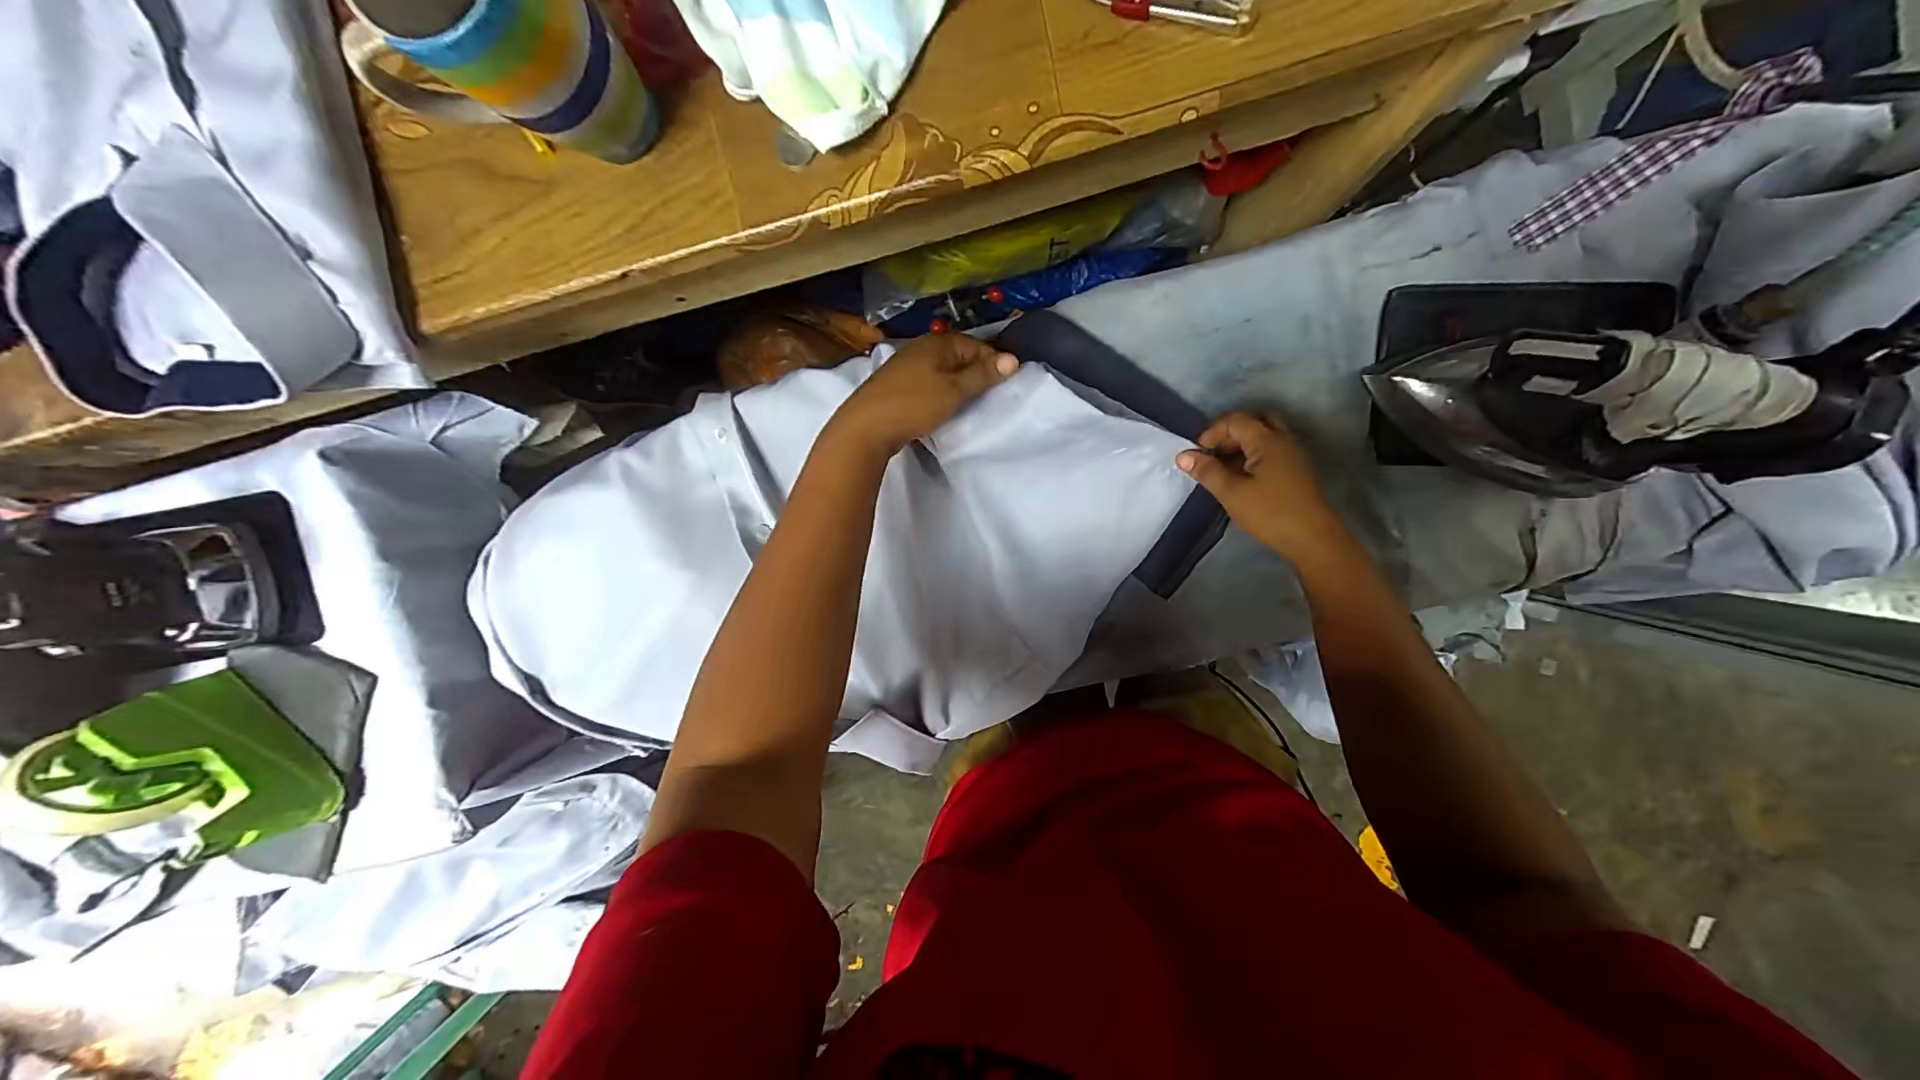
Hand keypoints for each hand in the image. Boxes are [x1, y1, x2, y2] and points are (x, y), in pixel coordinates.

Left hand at [826, 333, 1019, 456]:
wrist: (865, 427)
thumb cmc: (913, 405)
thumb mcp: (954, 390)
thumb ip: (983, 375)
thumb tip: (1013, 358)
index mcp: (938, 342)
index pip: (977, 346)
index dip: (994, 364)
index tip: (1004, 386)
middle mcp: (921, 347)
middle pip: (959, 357)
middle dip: (975, 374)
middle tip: (988, 398)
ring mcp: (906, 365)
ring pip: (943, 370)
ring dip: (957, 385)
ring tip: (966, 405)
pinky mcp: (897, 385)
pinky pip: (928, 382)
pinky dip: (939, 392)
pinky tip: (941, 407)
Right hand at [1177, 412, 1350, 563]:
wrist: (1312, 538)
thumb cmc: (1270, 513)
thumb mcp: (1232, 493)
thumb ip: (1207, 471)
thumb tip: (1183, 456)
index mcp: (1268, 441)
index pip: (1235, 420)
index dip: (1212, 433)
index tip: (1198, 455)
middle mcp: (1284, 440)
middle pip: (1254, 421)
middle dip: (1230, 434)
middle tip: (1214, 455)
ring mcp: (1294, 454)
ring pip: (1266, 435)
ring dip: (1243, 445)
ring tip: (1225, 469)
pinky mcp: (1298, 470)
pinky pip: (1274, 450)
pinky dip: (1255, 455)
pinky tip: (1244, 478)